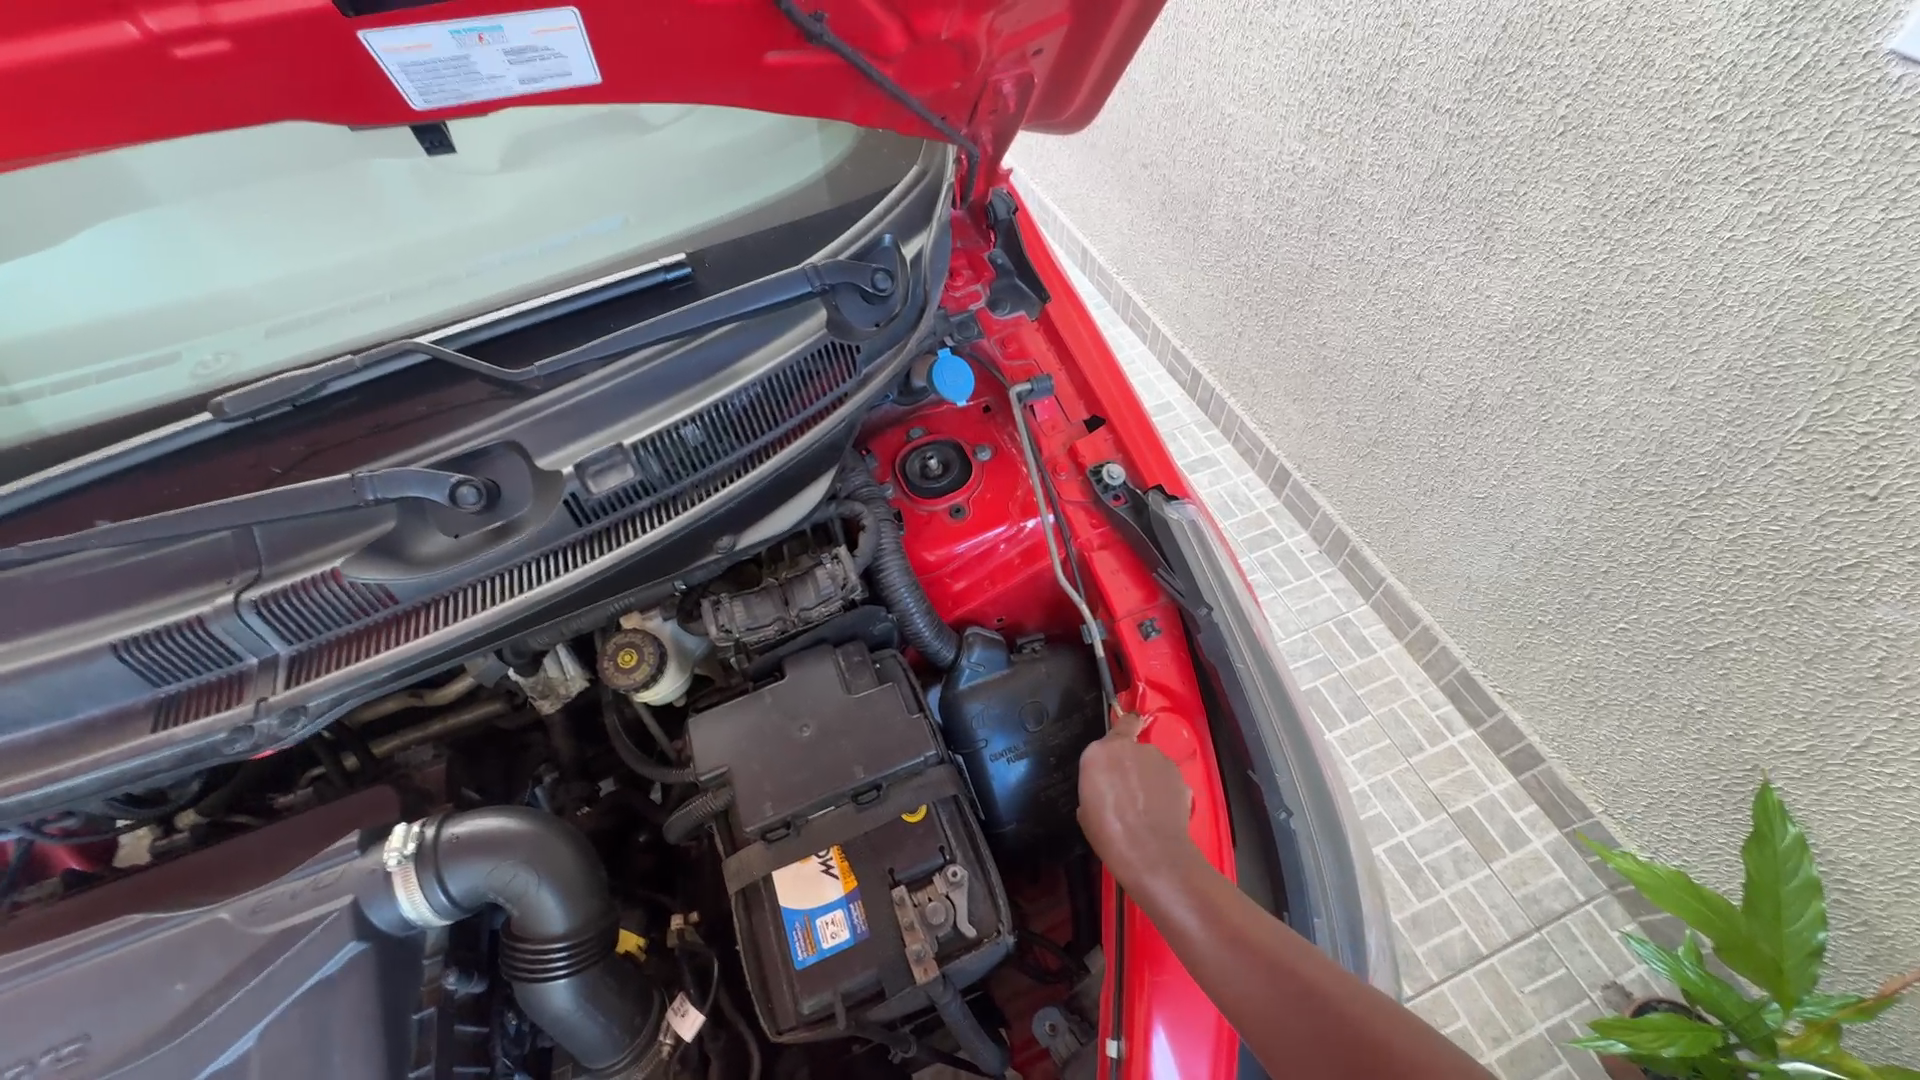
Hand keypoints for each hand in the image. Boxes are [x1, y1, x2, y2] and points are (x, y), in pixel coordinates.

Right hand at [1076, 711, 1199, 891]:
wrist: (1151, 852)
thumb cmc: (1108, 833)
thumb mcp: (1086, 809)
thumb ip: (1098, 784)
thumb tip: (1109, 789)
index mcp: (1100, 752)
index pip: (1120, 724)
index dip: (1124, 732)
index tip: (1122, 751)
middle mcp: (1132, 748)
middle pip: (1134, 748)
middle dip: (1133, 764)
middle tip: (1129, 792)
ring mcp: (1159, 760)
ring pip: (1153, 764)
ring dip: (1150, 778)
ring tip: (1148, 808)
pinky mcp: (1180, 776)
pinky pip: (1168, 779)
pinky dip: (1166, 791)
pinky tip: (1163, 814)